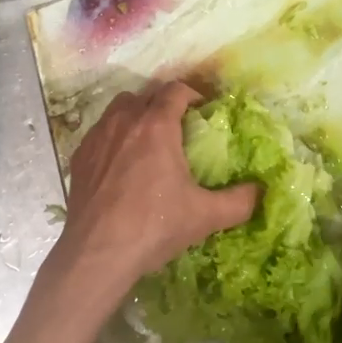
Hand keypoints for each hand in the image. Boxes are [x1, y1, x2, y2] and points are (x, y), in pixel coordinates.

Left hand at [0, 83, 257, 342]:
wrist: (98, 252)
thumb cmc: (154, 226)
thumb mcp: (204, 216)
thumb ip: (238, 201)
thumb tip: (260, 191)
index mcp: (156, 126)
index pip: (175, 90)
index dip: (191, 94)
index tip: (201, 109)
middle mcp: (125, 120)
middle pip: (145, 96)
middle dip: (162, 104)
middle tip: (177, 127)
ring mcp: (98, 135)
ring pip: (119, 108)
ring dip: (135, 115)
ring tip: (147, 140)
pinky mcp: (80, 154)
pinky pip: (100, 131)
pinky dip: (113, 136)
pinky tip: (120, 163)